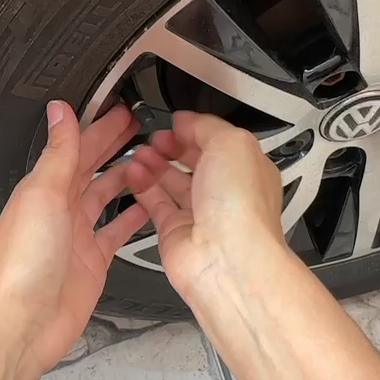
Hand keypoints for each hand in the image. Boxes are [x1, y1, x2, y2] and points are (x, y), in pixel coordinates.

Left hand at [0, 101, 146, 378]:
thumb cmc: (22, 262)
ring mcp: (77, 236)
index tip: (124, 109)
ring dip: (127, 178)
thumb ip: (58, 152)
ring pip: (106, 197)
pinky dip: (133, 217)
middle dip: (116, 146)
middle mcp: (60, 209)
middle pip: (93, 168)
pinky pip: (116, 232)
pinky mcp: (93, 262)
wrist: (22, 323)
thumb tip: (58, 109)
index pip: (77, 148)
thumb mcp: (42, 195)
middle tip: (144, 127)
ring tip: (154, 160)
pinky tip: (149, 206)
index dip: (100, 127)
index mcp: (43, 188)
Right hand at [123, 112, 293, 297]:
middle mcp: (225, 194)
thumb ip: (206, 126)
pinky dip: (142, 186)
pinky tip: (133, 171)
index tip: (178, 122)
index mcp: (246, 170)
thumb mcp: (231, 143)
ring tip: (140, 151)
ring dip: (154, 164)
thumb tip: (187, 121)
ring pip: (172, 183)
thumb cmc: (242, 209)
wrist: (227, 258)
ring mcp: (200, 215)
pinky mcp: (176, 232)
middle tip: (156, 137)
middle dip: (173, 147)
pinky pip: (155, 204)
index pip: (218, 144)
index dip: (196, 130)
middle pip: (194, 163)